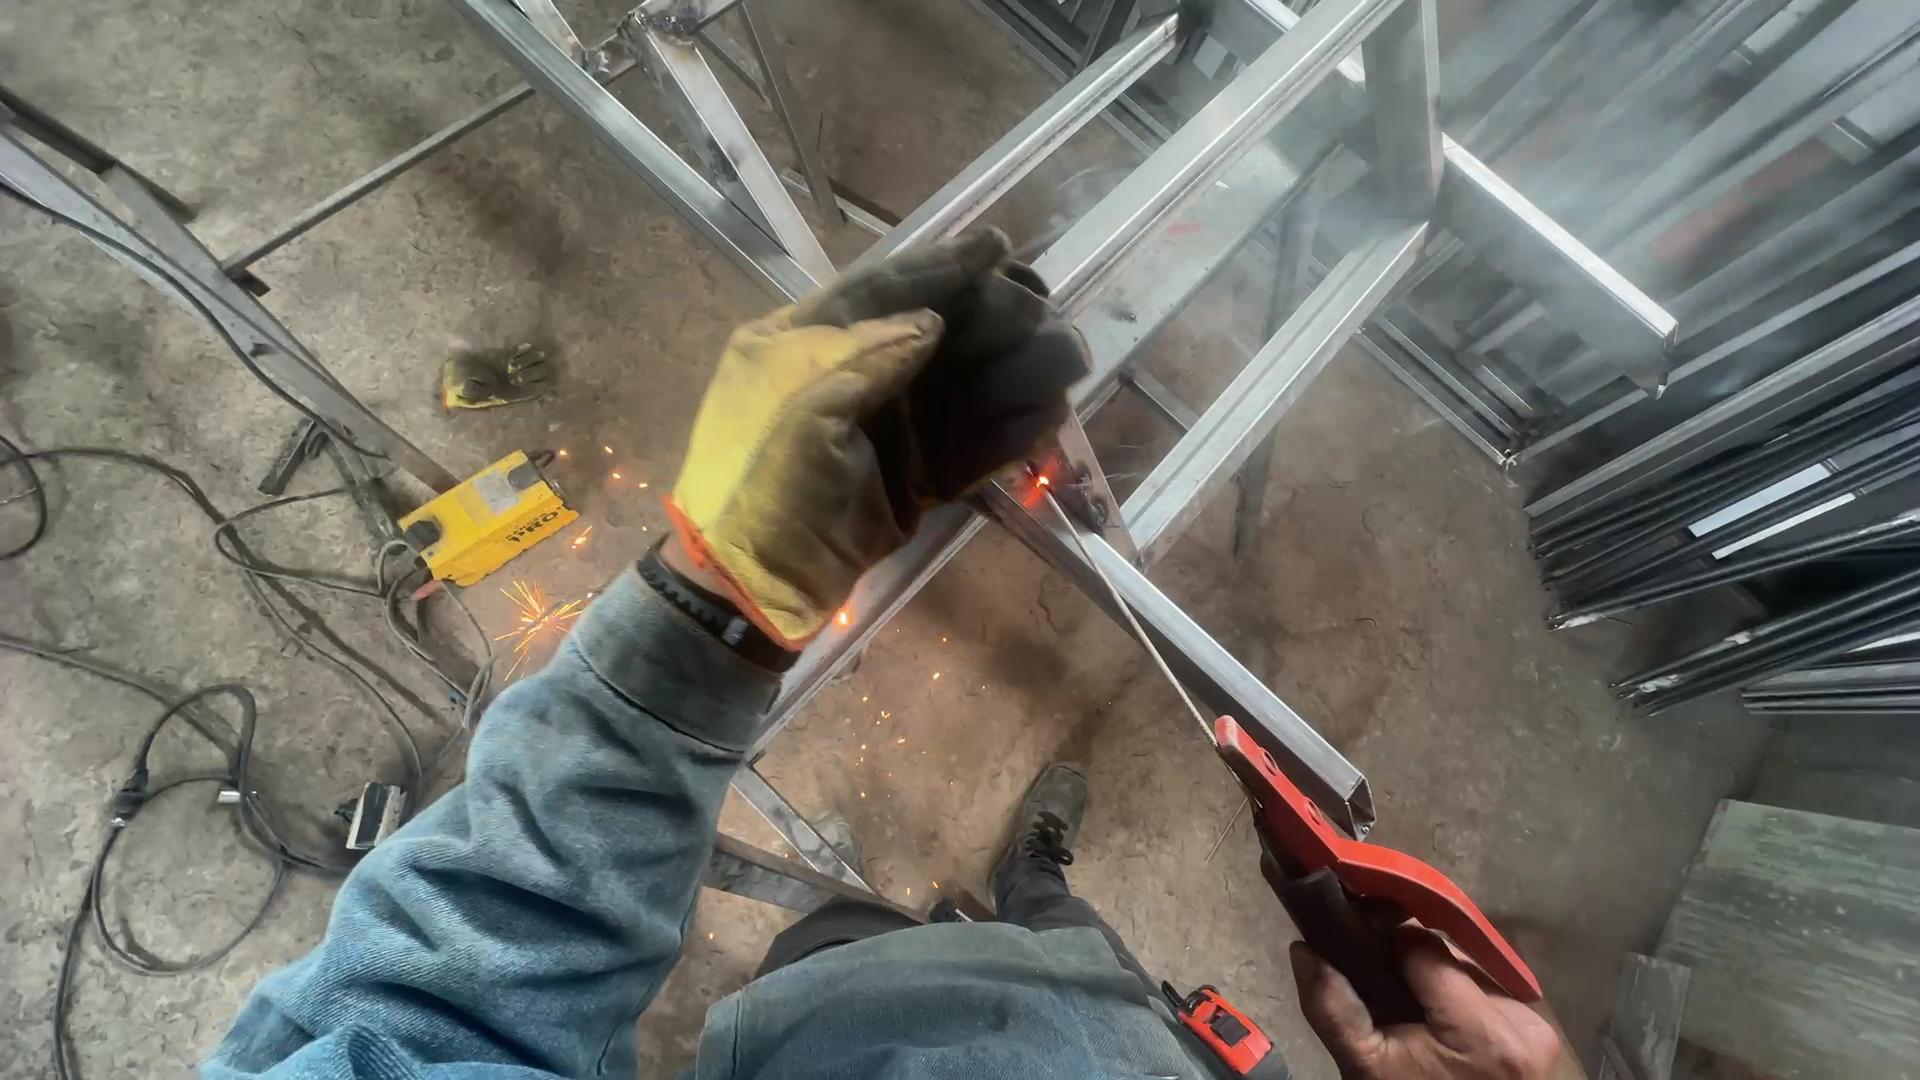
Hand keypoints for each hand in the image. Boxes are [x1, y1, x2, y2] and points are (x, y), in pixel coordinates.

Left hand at [667, 230, 1087, 645]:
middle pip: (930, 334)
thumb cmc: (761, 485)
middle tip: (1038, 304)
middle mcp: (849, 377)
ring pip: (958, 389)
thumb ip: (868, 354)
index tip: (997, 245)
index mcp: (802, 344)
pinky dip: (1005, 434)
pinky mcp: (910, 479)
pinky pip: (965, 449)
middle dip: (987, 317)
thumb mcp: (802, 404)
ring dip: (1011, 372)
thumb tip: (933, 321)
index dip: (938, 267)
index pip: (880, 289)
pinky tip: (1049, 413)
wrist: (754, 587)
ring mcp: (883, 432)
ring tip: (1066, 355)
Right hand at [1290, 930, 1561, 1079]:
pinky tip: (1434, 1020)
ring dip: (1431, 977)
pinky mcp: (1540, 1038)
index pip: (1422, 944)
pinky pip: (1485, 989)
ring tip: (1407, 1009)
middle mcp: (1525, 1023)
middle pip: (1446, 953)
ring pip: (1465, 967)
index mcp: (1486, 1033)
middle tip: (1379, 989)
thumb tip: (1302, 949)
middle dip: (1407, 962)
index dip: (1383, 944)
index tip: (1358, 958)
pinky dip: (1454, 994)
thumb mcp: (1364, 1067)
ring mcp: (1538, 1031)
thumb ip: (1331, 1008)